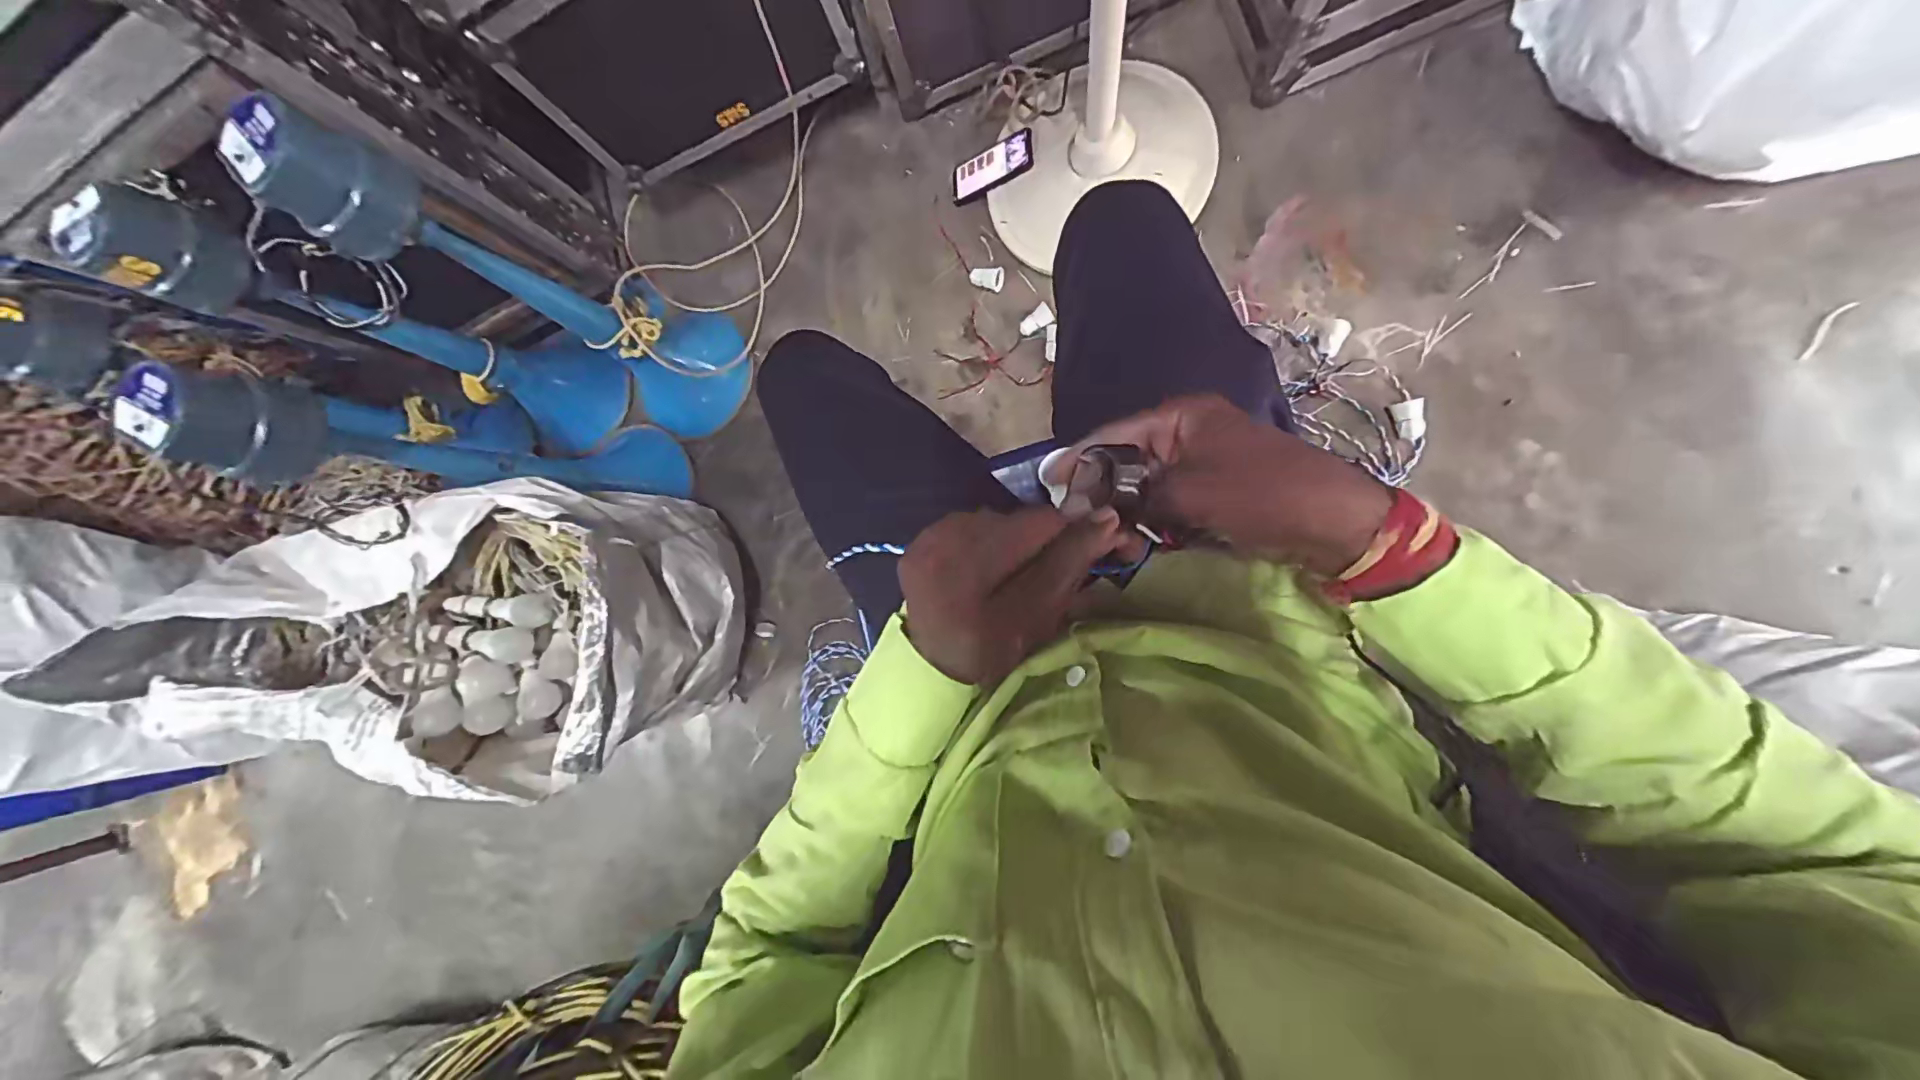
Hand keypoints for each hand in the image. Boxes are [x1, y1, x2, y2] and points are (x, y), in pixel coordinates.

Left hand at [898, 506, 1124, 684]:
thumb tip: (1107, 518)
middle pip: (1017, 519)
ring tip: (1018, 576)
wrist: (933, 668)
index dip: (1075, 531)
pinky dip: (988, 542)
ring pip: (997, 520)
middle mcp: (943, 541)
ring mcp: (927, 538)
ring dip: (1016, 540)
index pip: (1041, 522)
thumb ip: (1068, 566)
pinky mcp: (920, 539)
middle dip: (1044, 540)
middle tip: (1058, 571)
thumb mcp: (1035, 619)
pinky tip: (989, 570)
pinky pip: (972, 526)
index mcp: (969, 567)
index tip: (1102, 545)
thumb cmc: (989, 654)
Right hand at [1065, 394, 1392, 575]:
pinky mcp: (1204, 493)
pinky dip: (1150, 525)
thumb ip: (1134, 494)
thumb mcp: (1191, 492)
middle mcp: (1182, 435)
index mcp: (1180, 417)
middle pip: (1122, 463)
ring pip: (1140, 489)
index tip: (1048, 484)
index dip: (1077, 459)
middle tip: (1087, 528)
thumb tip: (1086, 503)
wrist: (1332, 523)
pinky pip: (1162, 506)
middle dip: (1103, 496)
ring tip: (1122, 546)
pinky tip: (1142, 546)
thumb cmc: (1262, 494)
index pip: (1112, 433)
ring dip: (1126, 517)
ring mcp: (1194, 465)